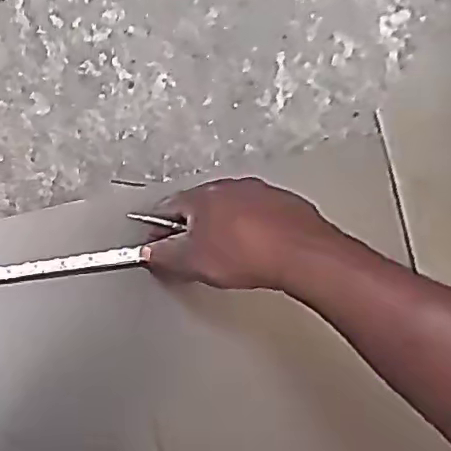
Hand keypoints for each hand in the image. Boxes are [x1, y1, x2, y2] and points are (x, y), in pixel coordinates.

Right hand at [144, 177, 350, 290]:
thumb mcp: (192, 262)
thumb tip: (150, 252)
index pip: (166, 208)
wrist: (301, 254)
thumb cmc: (248, 254)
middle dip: (189, 228)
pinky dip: (248, 230)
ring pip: (228, 209)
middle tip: (188, 253)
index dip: (156, 230)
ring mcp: (259, 193)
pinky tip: (251, 250)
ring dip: (220, 228)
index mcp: (202, 196)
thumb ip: (164, 255)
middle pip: (198, 207)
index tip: (156, 245)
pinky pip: (256, 216)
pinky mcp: (283, 205)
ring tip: (223, 255)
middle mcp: (230, 187)